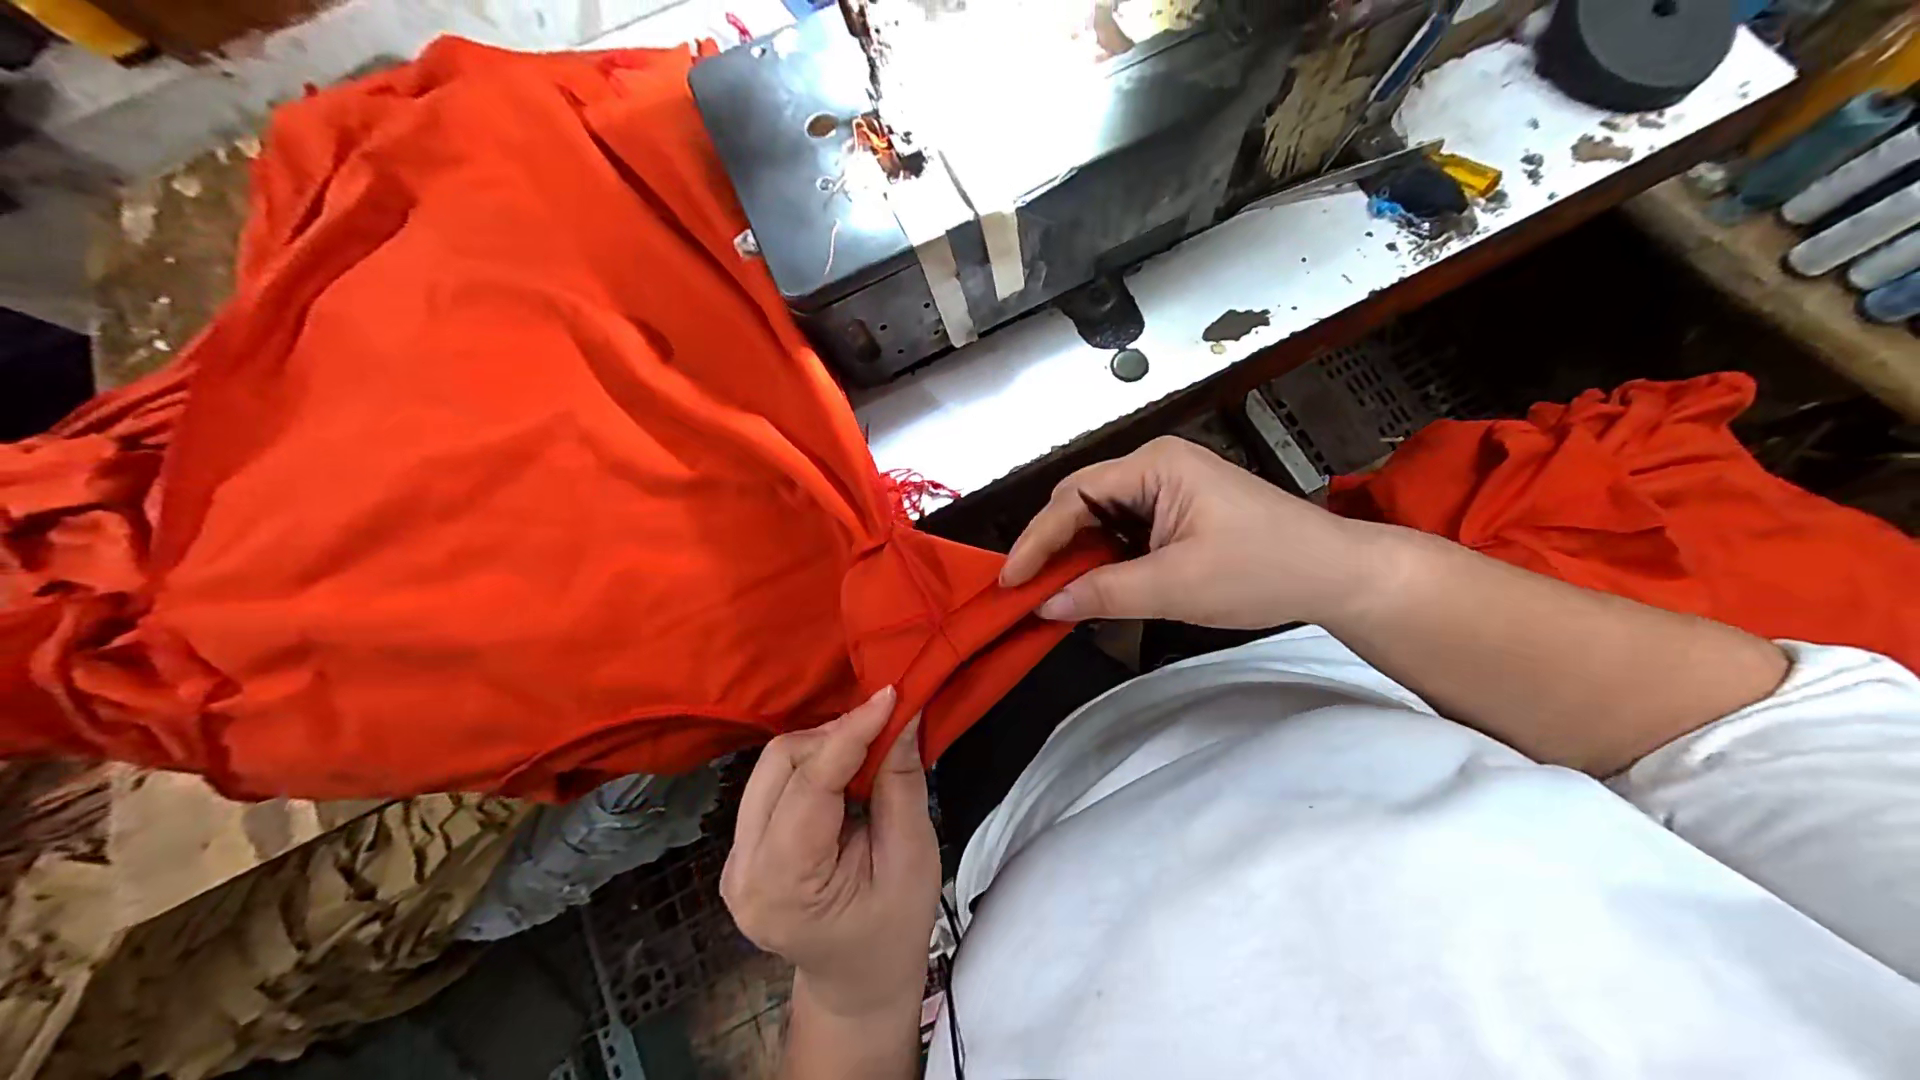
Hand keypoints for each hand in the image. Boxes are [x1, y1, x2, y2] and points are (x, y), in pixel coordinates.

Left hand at [721, 687, 939, 1021]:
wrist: (856, 980)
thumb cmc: (893, 929)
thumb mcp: (912, 859)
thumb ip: (901, 783)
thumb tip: (902, 716)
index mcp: (783, 886)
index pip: (810, 784)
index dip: (850, 731)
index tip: (889, 695)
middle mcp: (743, 870)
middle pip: (778, 764)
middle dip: (834, 735)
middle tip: (882, 727)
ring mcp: (734, 859)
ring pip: (771, 766)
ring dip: (822, 745)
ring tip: (866, 747)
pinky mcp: (741, 847)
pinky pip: (771, 782)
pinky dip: (810, 762)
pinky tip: (843, 768)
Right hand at [1001, 436, 1391, 628]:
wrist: (1336, 574)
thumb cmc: (1264, 568)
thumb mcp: (1177, 586)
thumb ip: (1105, 593)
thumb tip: (1047, 605)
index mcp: (1154, 465)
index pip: (1073, 498)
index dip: (1037, 541)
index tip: (1011, 579)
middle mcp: (1155, 466)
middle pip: (1081, 502)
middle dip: (1052, 546)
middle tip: (1027, 588)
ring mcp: (1168, 487)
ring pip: (1100, 518)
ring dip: (1077, 555)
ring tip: (1053, 590)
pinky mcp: (1177, 510)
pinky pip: (1124, 529)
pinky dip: (1104, 559)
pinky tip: (1093, 584)